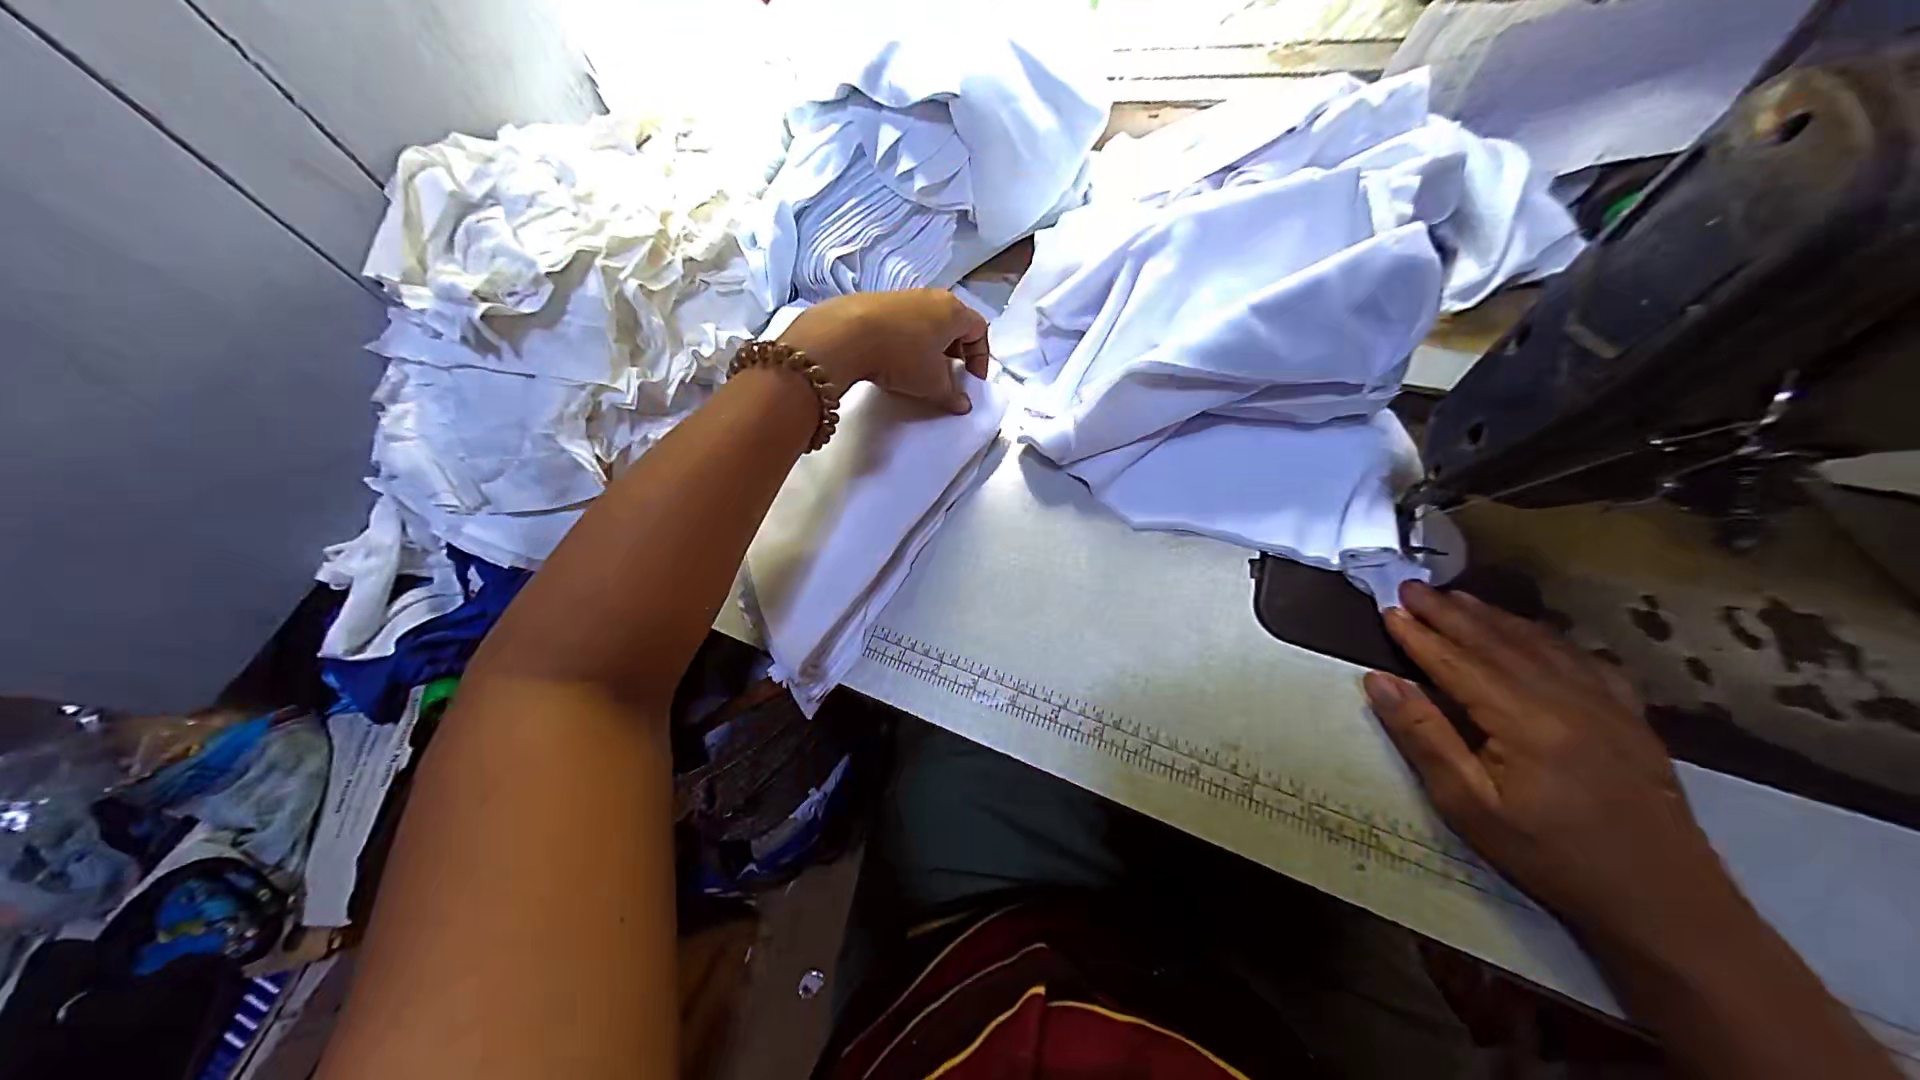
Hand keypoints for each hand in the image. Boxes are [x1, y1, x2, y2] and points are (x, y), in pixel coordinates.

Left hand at [777, 289, 990, 413]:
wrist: (847, 335)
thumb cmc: (901, 355)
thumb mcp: (932, 383)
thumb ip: (952, 394)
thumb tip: (962, 403)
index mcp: (953, 310)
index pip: (979, 330)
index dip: (980, 358)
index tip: (972, 380)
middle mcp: (931, 297)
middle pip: (954, 324)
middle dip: (956, 351)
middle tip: (950, 375)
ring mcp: (903, 296)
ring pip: (927, 322)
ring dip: (931, 346)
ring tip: (921, 370)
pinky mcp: (878, 302)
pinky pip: (903, 322)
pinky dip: (908, 340)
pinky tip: (895, 360)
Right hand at [1364, 582, 1742, 955]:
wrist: (1664, 902)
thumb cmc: (1550, 855)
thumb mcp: (1468, 805)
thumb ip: (1423, 736)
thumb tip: (1380, 680)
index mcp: (1524, 720)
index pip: (1457, 662)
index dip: (1419, 635)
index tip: (1389, 609)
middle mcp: (1567, 698)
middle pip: (1496, 643)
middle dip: (1449, 613)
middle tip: (1412, 587)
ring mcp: (1606, 704)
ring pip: (1538, 644)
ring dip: (1493, 617)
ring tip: (1458, 598)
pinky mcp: (1630, 717)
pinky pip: (1584, 660)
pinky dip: (1548, 637)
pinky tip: (1534, 632)